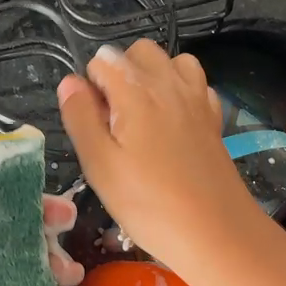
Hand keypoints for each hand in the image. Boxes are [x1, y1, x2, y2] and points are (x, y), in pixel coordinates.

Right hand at [56, 39, 269, 270]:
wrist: (216, 232)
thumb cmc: (149, 204)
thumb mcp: (100, 166)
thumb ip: (80, 117)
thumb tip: (69, 82)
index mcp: (137, 91)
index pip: (104, 61)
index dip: (91, 88)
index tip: (96, 126)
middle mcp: (170, 84)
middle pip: (139, 52)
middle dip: (121, 74)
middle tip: (114, 121)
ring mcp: (198, 99)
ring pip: (173, 62)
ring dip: (153, 78)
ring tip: (143, 118)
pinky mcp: (214, 118)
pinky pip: (196, 86)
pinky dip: (181, 93)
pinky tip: (173, 125)